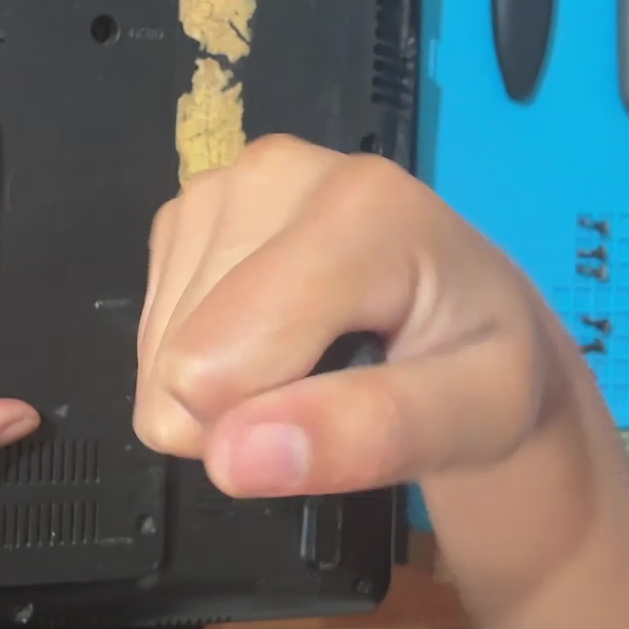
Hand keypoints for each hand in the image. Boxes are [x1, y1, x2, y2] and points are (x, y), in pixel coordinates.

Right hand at [134, 136, 613, 614]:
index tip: (336, 417)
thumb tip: (230, 456)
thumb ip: (369, 435)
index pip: (219, 362)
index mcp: (356, 208)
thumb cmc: (479, 366)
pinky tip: (263, 333)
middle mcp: (271, 172)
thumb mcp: (475, 418)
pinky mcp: (186, 211)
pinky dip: (200, 354)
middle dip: (237, 407)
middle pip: (178, 358)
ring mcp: (219, 185)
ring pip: (156, 349)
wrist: (460, 311)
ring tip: (303, 359)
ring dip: (221, 384)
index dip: (261, 427)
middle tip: (325, 388)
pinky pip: (149, 329)